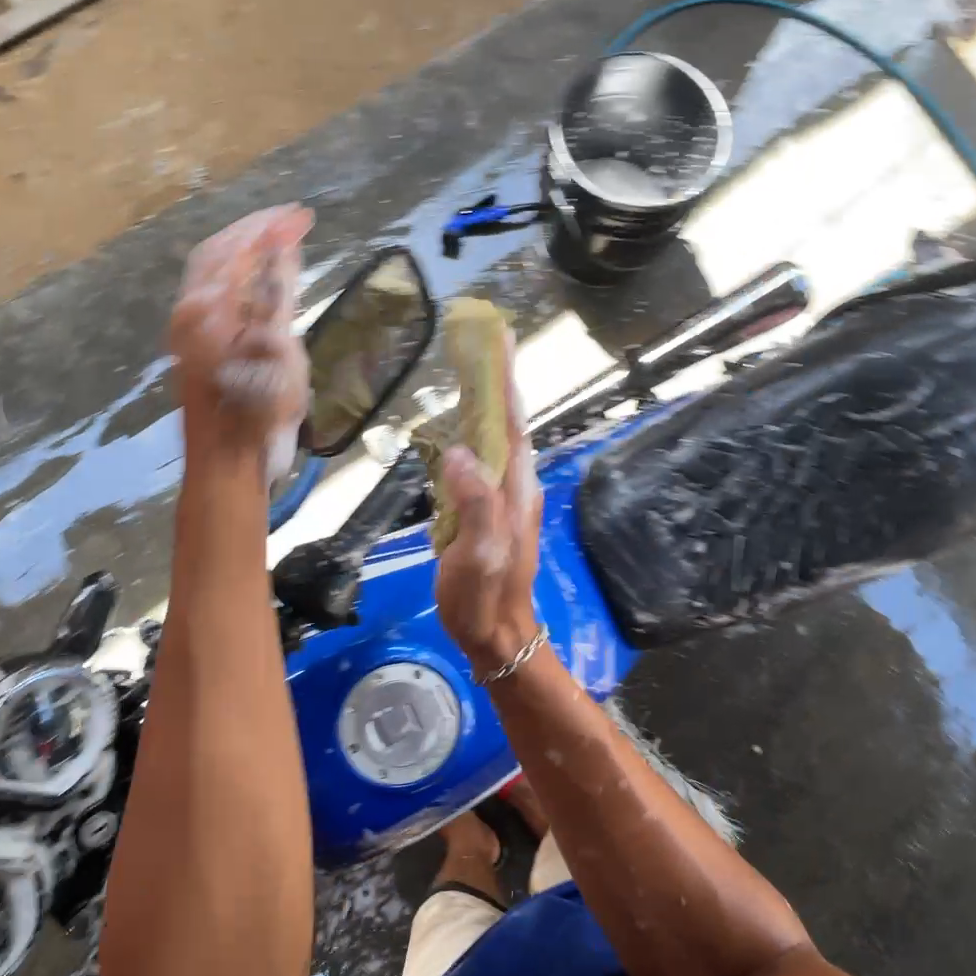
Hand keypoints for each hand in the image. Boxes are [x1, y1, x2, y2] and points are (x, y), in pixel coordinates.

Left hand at [170, 204, 314, 461]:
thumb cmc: (255, 418)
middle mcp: (189, 313)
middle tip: (293, 221)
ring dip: (243, 250)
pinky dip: (235, 276)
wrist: (224, 466)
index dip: (271, 228)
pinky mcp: (193, 348)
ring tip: (277, 242)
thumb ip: (276, 300)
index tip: (303, 216)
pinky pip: (211, 294)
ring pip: (210, 272)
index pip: (239, 249)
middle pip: (218, 252)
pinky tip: (254, 282)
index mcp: (207, 310)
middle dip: (255, 231)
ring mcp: (187, 331)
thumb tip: (278, 249)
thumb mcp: (278, 358)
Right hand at [433, 331, 541, 670]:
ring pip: (495, 440)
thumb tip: (458, 453)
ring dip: (485, 404)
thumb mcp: (479, 553)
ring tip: (472, 372)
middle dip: (497, 382)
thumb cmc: (485, 596)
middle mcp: (516, 485)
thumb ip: (474, 503)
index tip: (499, 340)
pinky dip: (471, 435)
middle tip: (482, 343)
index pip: (511, 423)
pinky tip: (458, 429)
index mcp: (516, 488)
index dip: (504, 381)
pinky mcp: (488, 511)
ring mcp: (504, 498)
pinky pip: (480, 462)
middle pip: (507, 423)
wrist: (496, 634)